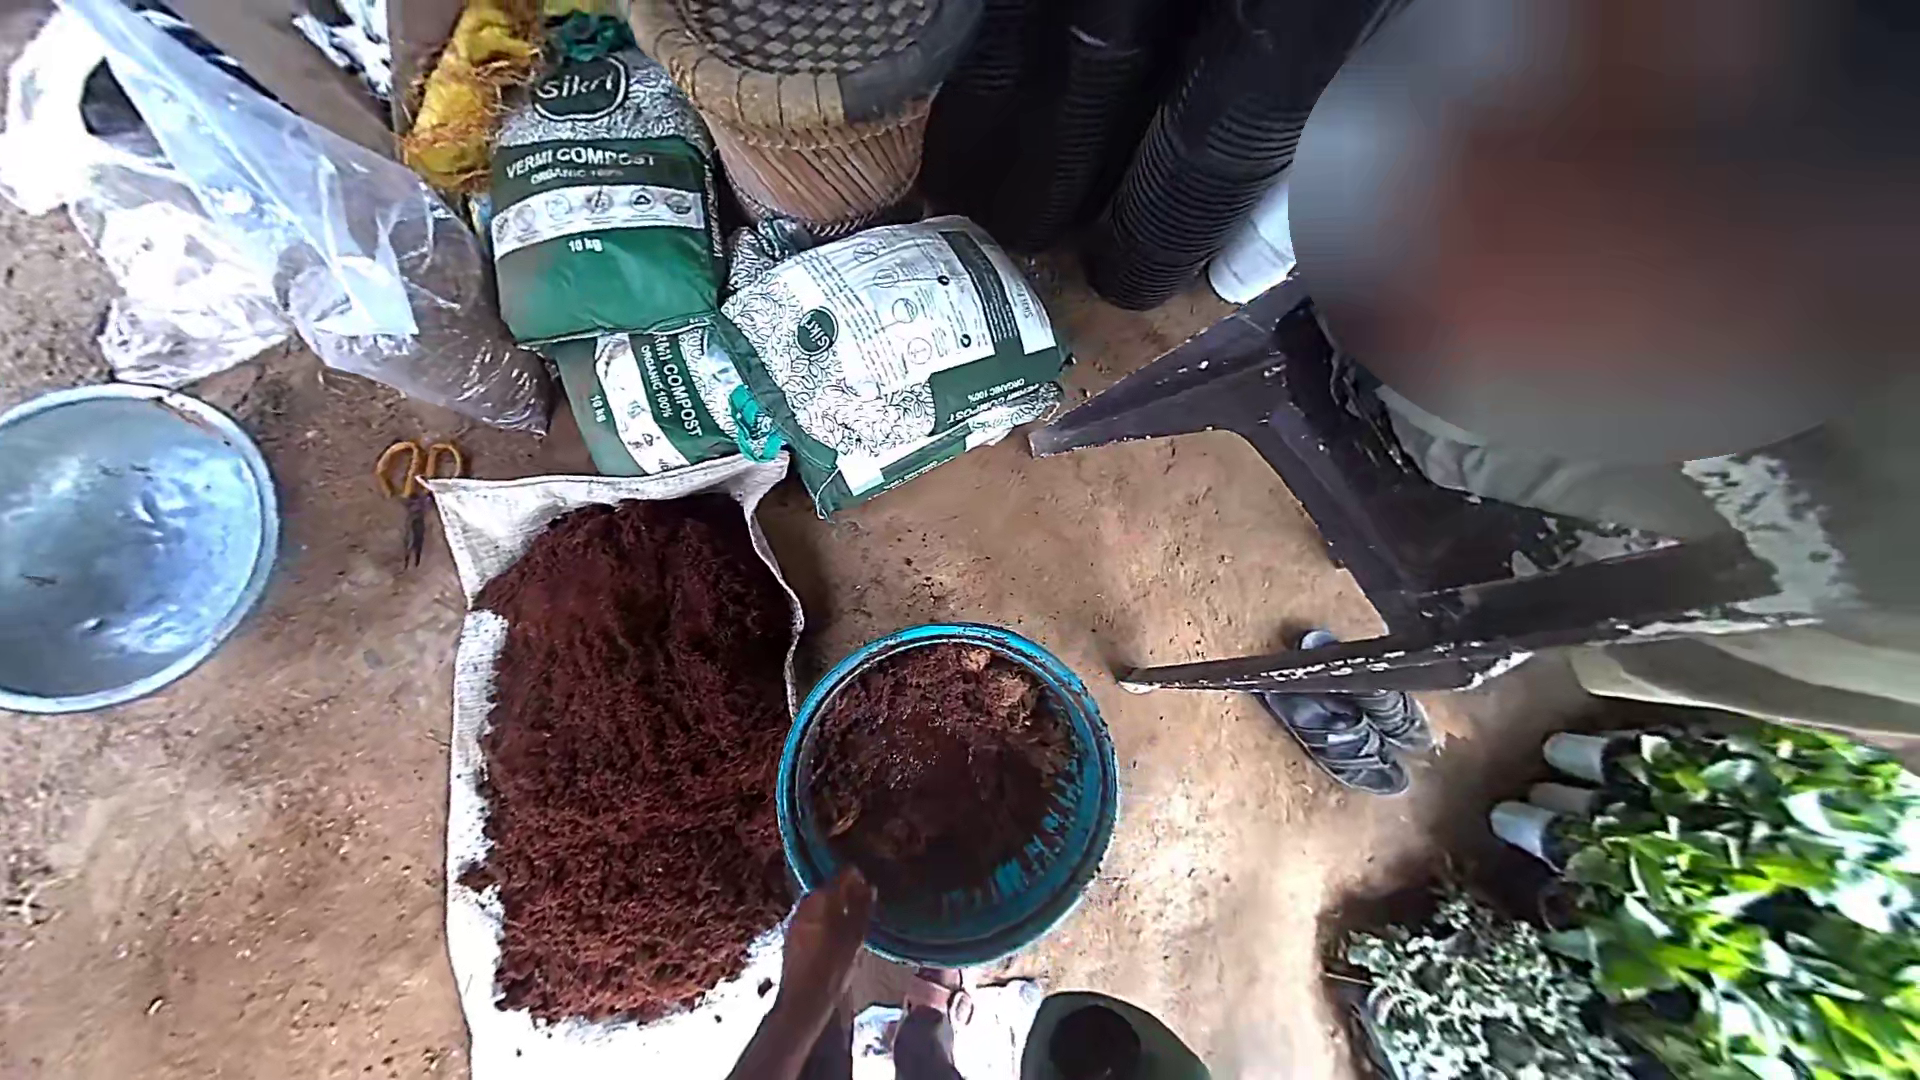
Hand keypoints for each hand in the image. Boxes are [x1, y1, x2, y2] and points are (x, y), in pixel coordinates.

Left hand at [778, 867, 874, 1015]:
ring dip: (834, 907)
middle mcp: (805, 902)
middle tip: (862, 908)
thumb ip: (862, 908)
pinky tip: (833, 936)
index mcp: (821, 897)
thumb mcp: (855, 937)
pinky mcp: (790, 934)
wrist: (801, 1004)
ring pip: (820, 903)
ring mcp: (795, 918)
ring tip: (849, 924)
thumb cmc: (833, 968)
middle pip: (829, 887)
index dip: (858, 878)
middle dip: (846, 893)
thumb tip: (869, 886)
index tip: (868, 889)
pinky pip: (811, 916)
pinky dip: (823, 919)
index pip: (843, 875)